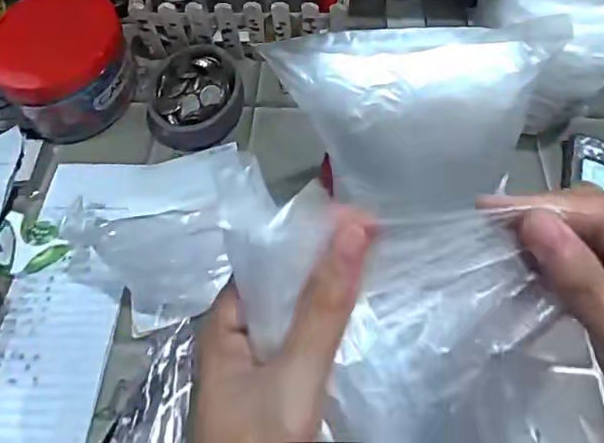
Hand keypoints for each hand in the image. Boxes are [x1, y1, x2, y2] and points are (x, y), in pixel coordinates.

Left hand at [192, 209, 374, 442]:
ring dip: (333, 287)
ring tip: (377, 255)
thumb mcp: (292, 378)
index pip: (270, 256)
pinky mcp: (278, 390)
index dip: (313, 232)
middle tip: (379, 230)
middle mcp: (238, 334)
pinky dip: (332, 322)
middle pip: (285, 281)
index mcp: (224, 321)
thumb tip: (354, 225)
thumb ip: (323, 308)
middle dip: (326, 256)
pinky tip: (360, 309)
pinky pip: (306, 340)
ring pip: (299, 311)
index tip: (361, 213)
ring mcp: (258, 364)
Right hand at [487, 187, 603, 442]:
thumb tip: (534, 222)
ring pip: (594, 259)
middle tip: (488, 224)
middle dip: (549, 221)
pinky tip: (526, 277)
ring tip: (497, 242)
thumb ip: (592, 297)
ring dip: (548, 247)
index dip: (553, 208)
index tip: (494, 212)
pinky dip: (557, 280)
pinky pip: (593, 293)